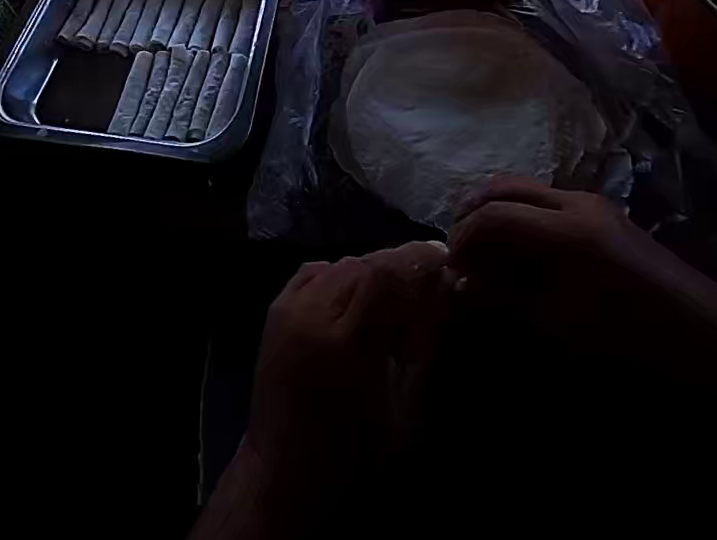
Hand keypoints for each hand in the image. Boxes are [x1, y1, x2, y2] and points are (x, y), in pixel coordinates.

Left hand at [244, 242, 453, 497]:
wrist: (283, 464)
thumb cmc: (353, 452)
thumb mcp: (404, 409)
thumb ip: (421, 345)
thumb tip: (438, 292)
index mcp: (346, 343)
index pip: (383, 275)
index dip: (414, 258)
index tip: (442, 253)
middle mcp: (312, 313)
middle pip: (362, 264)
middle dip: (398, 263)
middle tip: (426, 274)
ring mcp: (287, 306)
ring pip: (338, 264)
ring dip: (370, 268)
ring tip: (396, 286)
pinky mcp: (274, 306)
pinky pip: (314, 271)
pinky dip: (340, 273)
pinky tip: (356, 292)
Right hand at [447, 179, 712, 364]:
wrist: (707, 336)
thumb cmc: (631, 337)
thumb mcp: (558, 321)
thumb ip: (503, 295)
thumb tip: (457, 285)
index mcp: (567, 230)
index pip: (494, 215)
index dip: (464, 237)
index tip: (452, 265)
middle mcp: (575, 202)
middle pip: (502, 187)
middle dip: (471, 211)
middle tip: (458, 244)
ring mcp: (588, 201)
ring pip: (520, 188)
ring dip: (493, 210)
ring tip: (480, 244)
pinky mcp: (597, 210)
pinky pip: (541, 199)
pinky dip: (516, 213)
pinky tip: (512, 245)